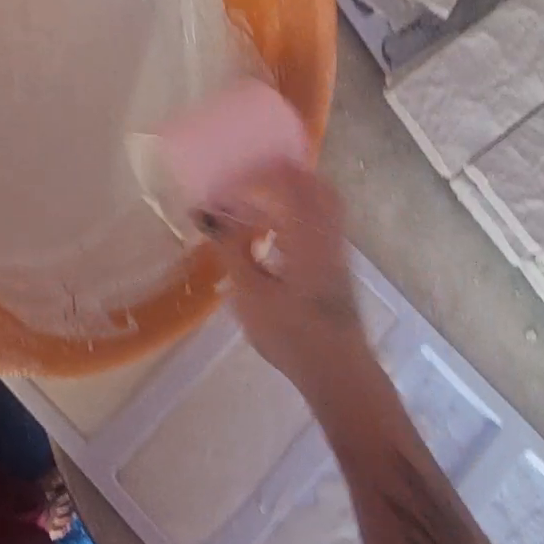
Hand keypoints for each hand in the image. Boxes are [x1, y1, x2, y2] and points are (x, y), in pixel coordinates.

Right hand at [200, 161, 363, 381]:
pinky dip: (296, 212)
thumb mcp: (250, 293)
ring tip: (254, 202)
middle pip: (312, 184)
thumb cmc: (290, 333)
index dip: (254, 175)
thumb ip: (231, 249)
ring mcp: (337, 248)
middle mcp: (328, 233)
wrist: (337, 369)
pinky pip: (320, 220)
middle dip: (279, 174)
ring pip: (320, 202)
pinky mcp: (337, 264)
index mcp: (307, 235)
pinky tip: (272, 232)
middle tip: (245, 177)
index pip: (286, 184)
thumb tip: (206, 214)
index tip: (225, 182)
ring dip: (288, 193)